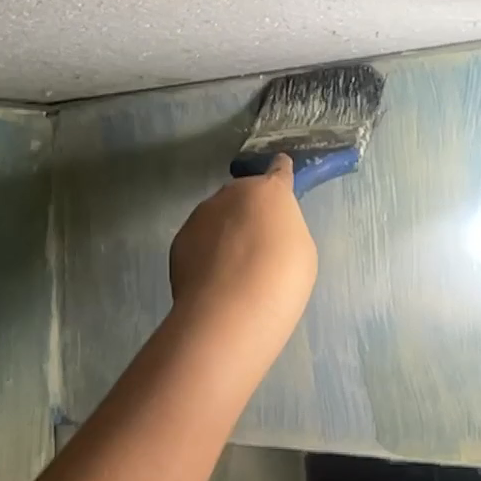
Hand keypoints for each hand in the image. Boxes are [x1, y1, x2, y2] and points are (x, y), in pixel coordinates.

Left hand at [168, 154, 316, 342]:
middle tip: (258, 246)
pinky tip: (213, 281)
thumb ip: (283, 230)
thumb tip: (267, 232)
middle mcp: (232, 193)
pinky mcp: (180, 239)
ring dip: (225, 233)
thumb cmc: (281, 278)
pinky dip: (205, 254)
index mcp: (269, 192)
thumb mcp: (300, 250)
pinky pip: (199, 240)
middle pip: (243, 195)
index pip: (278, 171)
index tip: (280, 172)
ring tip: (233, 271)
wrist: (230, 310)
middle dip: (249, 212)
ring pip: (217, 217)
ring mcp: (201, 214)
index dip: (280, 174)